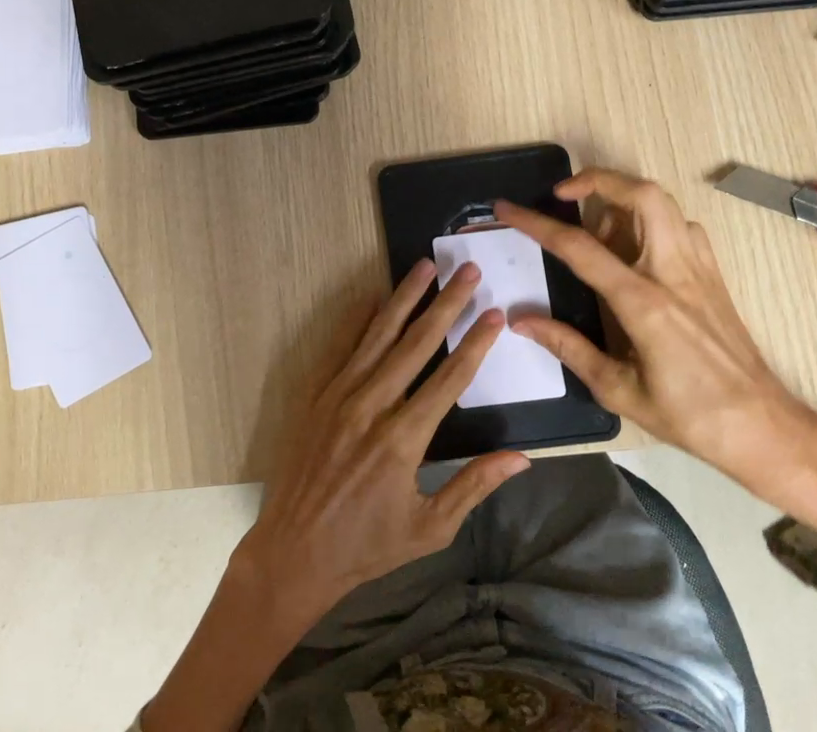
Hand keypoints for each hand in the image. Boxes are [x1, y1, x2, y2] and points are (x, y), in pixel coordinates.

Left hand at [231, 260, 531, 627]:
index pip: (449, 379)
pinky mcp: (313, 397)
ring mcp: (336, 397)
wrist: (295, 551)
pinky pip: (338, 349)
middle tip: (466, 269)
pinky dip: (356, 321)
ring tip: (424, 266)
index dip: (474, 343)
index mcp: (403, 440)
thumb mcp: (430, 528)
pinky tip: (372, 297)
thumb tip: (522, 457)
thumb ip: (474, 486)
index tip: (494, 313)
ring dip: (402, 299)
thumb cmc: (367, 546)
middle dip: (444, 304)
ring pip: (375, 336)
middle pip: (414, 344)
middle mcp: (370, 407)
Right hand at [493, 169, 816, 499]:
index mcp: (643, 302)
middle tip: (563, 193)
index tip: (506, 208)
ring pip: (665, 205)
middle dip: (598, 179)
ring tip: (593, 219)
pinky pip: (681, 228)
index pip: (579, 247)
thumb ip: (567, 347)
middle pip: (642, 195)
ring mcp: (699, 269)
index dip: (536, 223)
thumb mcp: (617, 389)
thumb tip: (520, 320)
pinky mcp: (713, 276)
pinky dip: (652, 220)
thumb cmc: (687, 415)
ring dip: (625, 197)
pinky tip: (634, 246)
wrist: (762, 426)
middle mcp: (674, 272)